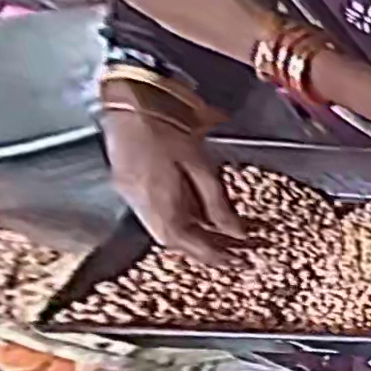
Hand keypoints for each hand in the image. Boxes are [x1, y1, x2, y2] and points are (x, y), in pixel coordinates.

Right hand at [102, 108, 244, 266]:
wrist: (136, 106)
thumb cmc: (173, 137)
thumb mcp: (204, 173)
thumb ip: (218, 206)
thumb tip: (238, 235)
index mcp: (153, 197)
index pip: (181, 239)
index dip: (212, 256)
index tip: (239, 263)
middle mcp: (137, 199)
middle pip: (171, 239)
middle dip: (205, 252)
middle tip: (237, 259)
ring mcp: (131, 192)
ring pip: (164, 229)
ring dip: (196, 241)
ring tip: (228, 247)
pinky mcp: (132, 185)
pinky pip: (159, 216)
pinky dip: (186, 226)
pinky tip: (208, 226)